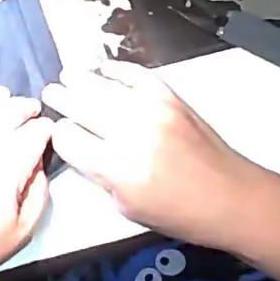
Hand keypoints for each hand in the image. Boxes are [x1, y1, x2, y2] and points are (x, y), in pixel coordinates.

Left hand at [0, 88, 53, 280]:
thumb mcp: (23, 230)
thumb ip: (39, 192)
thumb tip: (39, 163)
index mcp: (9, 163)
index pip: (36, 130)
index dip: (45, 130)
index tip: (47, 134)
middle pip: (10, 109)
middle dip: (25, 108)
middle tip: (31, 113)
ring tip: (1, 98)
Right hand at [43, 61, 265, 247]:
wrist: (230, 197)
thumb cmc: (179, 212)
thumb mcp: (127, 206)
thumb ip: (98, 174)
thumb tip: (79, 146)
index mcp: (119, 169)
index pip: (69, 138)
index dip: (59, 135)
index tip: (59, 133)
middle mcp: (132, 134)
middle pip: (81, 105)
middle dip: (61, 99)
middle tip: (49, 93)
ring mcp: (152, 110)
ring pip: (103, 85)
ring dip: (80, 79)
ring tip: (67, 76)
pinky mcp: (170, 97)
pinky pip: (135, 73)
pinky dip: (116, 68)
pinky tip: (102, 70)